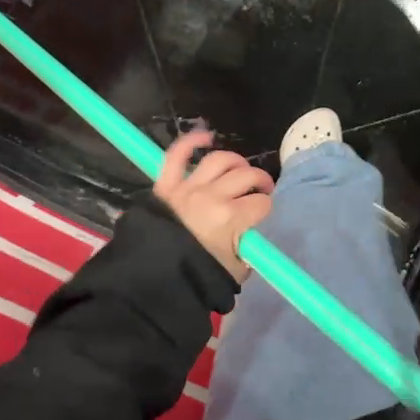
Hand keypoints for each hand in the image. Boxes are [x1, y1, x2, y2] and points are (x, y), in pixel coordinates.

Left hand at [153, 129, 273, 281]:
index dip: (265, 208)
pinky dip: (191, 142)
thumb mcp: (236, 271)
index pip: (261, 202)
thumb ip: (248, 248)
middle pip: (246, 176)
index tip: (261, 216)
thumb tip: (249, 234)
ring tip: (240, 170)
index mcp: (232, 218)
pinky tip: (206, 136)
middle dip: (260, 182)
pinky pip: (177, 156)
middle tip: (261, 190)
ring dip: (236, 161)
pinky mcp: (167, 185)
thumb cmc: (198, 277)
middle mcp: (212, 196)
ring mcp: (188, 188)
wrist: (153, 282)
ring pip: (220, 160)